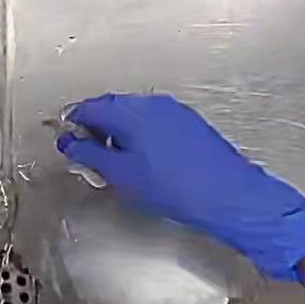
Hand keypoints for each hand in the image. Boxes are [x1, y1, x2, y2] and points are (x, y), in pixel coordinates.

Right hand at [57, 94, 304, 279]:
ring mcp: (174, 111)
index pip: (87, 108)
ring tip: (117, 163)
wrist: (237, 200)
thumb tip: (66, 141)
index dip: (72, 125)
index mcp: (130, 110)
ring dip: (117, 133)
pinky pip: (152, 122)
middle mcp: (151, 103)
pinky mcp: (190, 124)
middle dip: (95, 129)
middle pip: (109, 108)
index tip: (67, 145)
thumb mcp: (120, 174)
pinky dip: (139, 136)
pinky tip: (144, 162)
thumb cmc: (173, 187)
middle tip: (90, 157)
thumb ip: (87, 153)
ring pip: (131, 115)